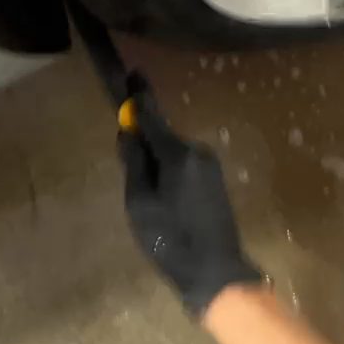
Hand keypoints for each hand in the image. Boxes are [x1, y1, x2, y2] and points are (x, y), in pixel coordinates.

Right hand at [118, 92, 263, 316]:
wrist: (216, 271)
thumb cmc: (171, 239)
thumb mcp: (139, 203)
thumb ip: (133, 163)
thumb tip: (128, 131)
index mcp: (178, 154)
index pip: (152, 116)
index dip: (139, 96)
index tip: (132, 72)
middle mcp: (197, 151)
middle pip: (162, 137)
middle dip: (144, 144)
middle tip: (129, 172)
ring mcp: (210, 165)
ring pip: (173, 153)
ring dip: (158, 164)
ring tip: (148, 201)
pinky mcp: (215, 180)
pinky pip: (184, 166)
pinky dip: (170, 174)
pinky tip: (165, 204)